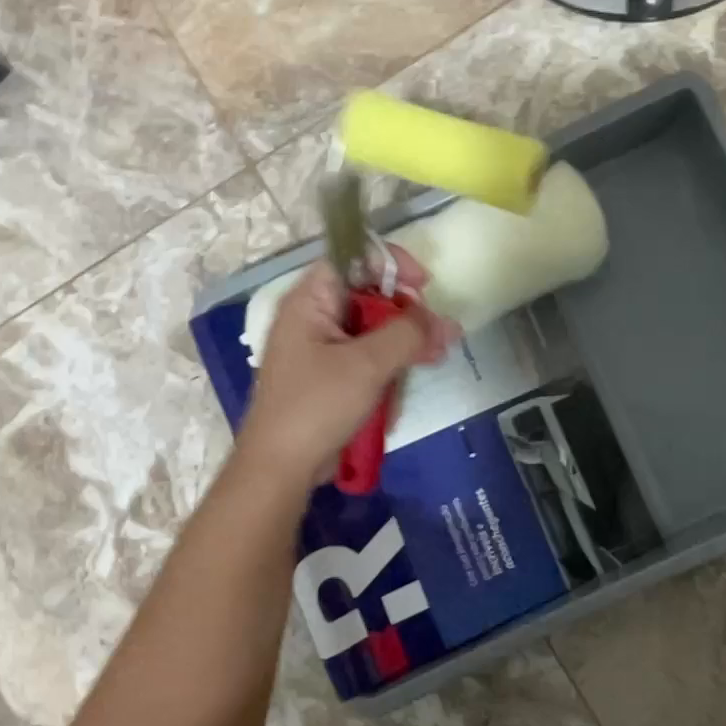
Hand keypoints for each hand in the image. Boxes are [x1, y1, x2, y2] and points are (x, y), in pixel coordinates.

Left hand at [238, 245, 456, 481]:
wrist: (280, 468)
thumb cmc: (317, 406)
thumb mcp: (368, 365)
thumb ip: (409, 335)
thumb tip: (446, 322)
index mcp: (310, 301)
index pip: (353, 257)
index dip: (391, 263)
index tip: (423, 286)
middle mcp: (313, 317)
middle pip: (369, 295)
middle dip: (406, 313)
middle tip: (436, 335)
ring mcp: (321, 349)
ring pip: (373, 329)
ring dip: (403, 343)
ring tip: (432, 359)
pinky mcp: (330, 377)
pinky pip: (367, 358)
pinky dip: (389, 366)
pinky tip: (407, 382)